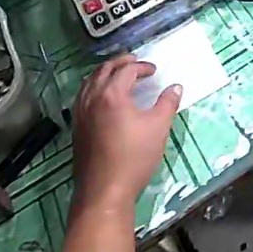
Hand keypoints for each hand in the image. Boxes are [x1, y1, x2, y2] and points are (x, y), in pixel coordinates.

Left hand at [72, 55, 180, 212]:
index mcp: (112, 94)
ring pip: (89, 82)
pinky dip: (94, 87)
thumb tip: (175, 87)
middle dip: (120, 63)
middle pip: (103, 70)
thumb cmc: (134, 157)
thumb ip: (167, 104)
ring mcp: (81, 112)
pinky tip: (102, 97)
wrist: (104, 190)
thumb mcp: (158, 128)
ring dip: (105, 73)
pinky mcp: (77, 126)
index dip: (142, 67)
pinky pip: (83, 96)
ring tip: (118, 74)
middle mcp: (92, 98)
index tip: (154, 72)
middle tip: (134, 61)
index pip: (126, 70)